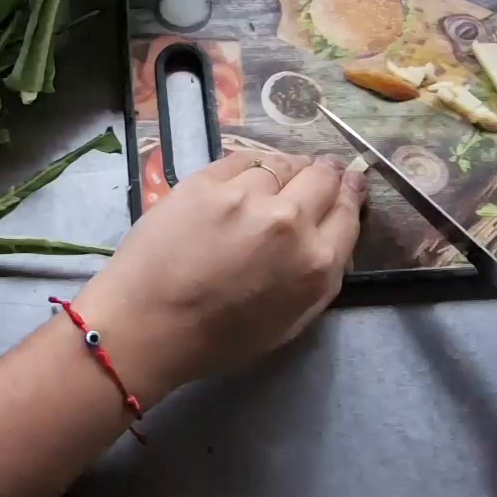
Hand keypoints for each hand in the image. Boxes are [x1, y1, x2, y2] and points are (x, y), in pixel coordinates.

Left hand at [72, 152, 366, 403]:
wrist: (146, 323)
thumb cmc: (218, 338)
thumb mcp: (290, 323)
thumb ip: (321, 278)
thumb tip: (332, 237)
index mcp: (315, 263)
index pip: (347, 211)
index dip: (350, 193)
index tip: (349, 183)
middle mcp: (288, 220)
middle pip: (321, 177)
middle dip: (324, 173)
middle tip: (319, 171)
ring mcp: (244, 194)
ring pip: (280, 164)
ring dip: (284, 170)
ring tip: (276, 178)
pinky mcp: (206, 180)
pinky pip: (242, 158)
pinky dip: (251, 164)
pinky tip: (246, 175)